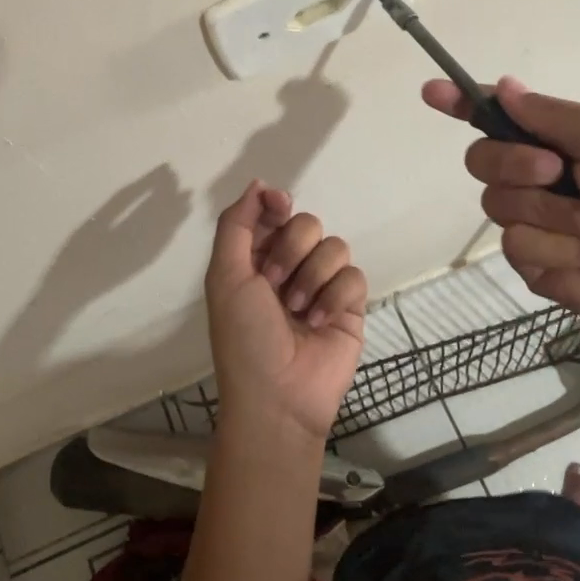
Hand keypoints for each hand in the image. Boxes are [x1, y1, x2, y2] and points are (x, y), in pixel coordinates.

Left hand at [204, 181, 367, 440]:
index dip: (275, 205)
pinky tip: (319, 322)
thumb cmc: (243, 338)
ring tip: (297, 312)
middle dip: (291, 250)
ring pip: (334, 246)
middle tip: (274, 284)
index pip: (272, 214)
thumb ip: (235, 226)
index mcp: (254, 261)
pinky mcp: (350, 306)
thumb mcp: (225, 277)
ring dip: (312, 278)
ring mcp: (322, 286)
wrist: (279, 396)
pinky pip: (355, 275)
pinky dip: (335, 296)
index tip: (278, 206)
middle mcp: (289, 268)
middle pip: (306, 223)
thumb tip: (258, 184)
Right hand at [423, 77, 579, 337]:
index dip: (463, 104)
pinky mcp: (529, 260)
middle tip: (554, 171)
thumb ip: (556, 115)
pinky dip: (556, 247)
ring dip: (549, 212)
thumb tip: (505, 86)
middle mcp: (538, 177)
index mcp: (561, 142)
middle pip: (482, 157)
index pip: (500, 117)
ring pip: (497, 203)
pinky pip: (515, 243)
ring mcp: (532, 220)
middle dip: (514, 162)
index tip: (432, 92)